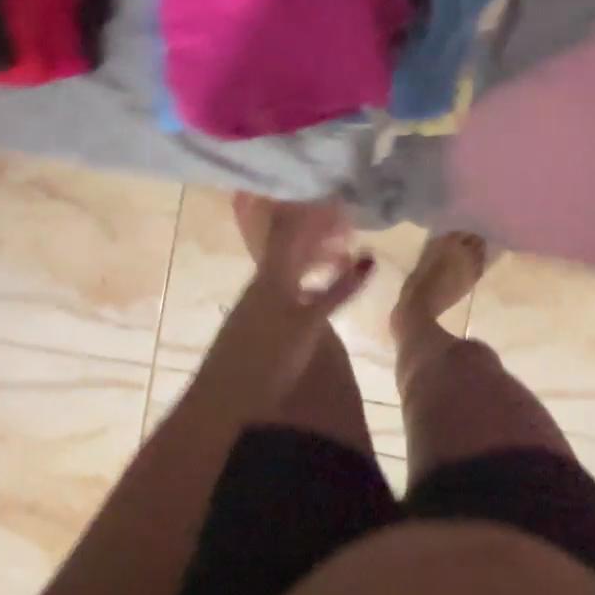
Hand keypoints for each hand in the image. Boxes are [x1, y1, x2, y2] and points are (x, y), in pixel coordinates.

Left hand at [223, 199, 374, 369]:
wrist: (224, 396)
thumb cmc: (267, 356)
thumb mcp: (309, 322)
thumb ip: (340, 289)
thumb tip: (370, 257)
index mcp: (273, 272)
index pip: (295, 227)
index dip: (317, 211)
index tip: (343, 198)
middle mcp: (265, 277)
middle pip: (293, 243)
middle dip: (320, 230)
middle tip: (350, 222)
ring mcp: (261, 296)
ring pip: (292, 264)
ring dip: (316, 253)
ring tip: (343, 250)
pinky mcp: (262, 316)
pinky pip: (291, 282)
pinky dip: (310, 277)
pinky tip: (321, 286)